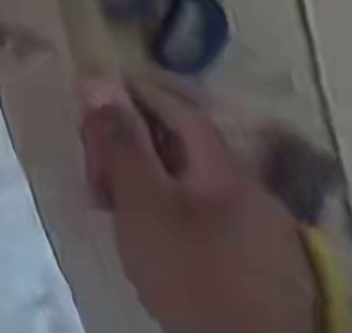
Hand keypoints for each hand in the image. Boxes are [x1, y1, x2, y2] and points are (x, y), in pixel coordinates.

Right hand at [81, 79, 320, 332]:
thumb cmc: (189, 272)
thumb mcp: (141, 201)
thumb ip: (121, 140)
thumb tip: (98, 79)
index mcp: (226, 168)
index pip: (176, 109)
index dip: (132, 98)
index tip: (89, 108)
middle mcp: (251, 189)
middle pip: (181, 146)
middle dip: (130, 146)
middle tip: (93, 169)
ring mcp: (261, 229)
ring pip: (189, 182)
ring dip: (144, 180)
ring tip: (109, 203)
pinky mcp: (258, 264)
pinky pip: (204, 214)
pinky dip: (167, 209)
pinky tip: (147, 232)